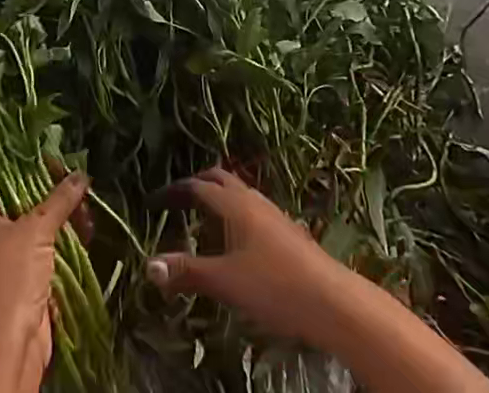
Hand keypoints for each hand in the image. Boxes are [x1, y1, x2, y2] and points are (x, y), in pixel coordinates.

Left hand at [0, 173, 90, 392]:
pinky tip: (87, 233)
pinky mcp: (25, 279)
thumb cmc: (10, 278)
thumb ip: (58, 201)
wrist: (7, 346)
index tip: (58, 161)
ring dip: (63, 219)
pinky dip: (65, 242)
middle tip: (80, 186)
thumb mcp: (35, 231)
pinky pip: (46, 250)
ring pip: (38, 227)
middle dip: (53, 194)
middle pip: (23, 201)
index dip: (29, 165)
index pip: (1, 176)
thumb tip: (80, 174)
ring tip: (89, 211)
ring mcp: (7, 256)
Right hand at [145, 167, 358, 344]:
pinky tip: (241, 241)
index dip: (172, 192)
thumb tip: (148, 266)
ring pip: (241, 195)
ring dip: (220, 198)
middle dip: (196, 184)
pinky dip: (238, 214)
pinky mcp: (292, 236)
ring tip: (206, 217)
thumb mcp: (225, 281)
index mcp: (234, 205)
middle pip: (220, 180)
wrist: (341, 307)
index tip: (152, 202)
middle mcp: (254, 203)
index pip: (196, 186)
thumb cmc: (277, 288)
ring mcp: (277, 218)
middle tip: (178, 199)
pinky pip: (256, 212)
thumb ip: (187, 272)